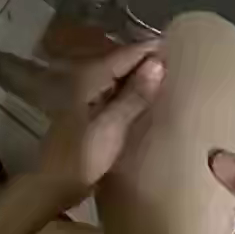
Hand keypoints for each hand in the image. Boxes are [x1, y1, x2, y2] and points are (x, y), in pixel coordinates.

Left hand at [25, 41, 164, 212]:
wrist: (51, 186)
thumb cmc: (80, 157)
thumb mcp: (112, 127)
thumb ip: (134, 95)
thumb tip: (158, 63)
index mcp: (90, 77)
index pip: (127, 53)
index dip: (153, 50)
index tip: (181, 47)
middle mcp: (86, 78)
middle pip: (123, 62)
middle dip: (149, 61)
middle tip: (182, 62)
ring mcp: (86, 93)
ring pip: (120, 76)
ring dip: (142, 76)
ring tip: (173, 77)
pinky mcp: (89, 109)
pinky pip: (116, 91)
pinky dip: (133, 91)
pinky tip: (150, 98)